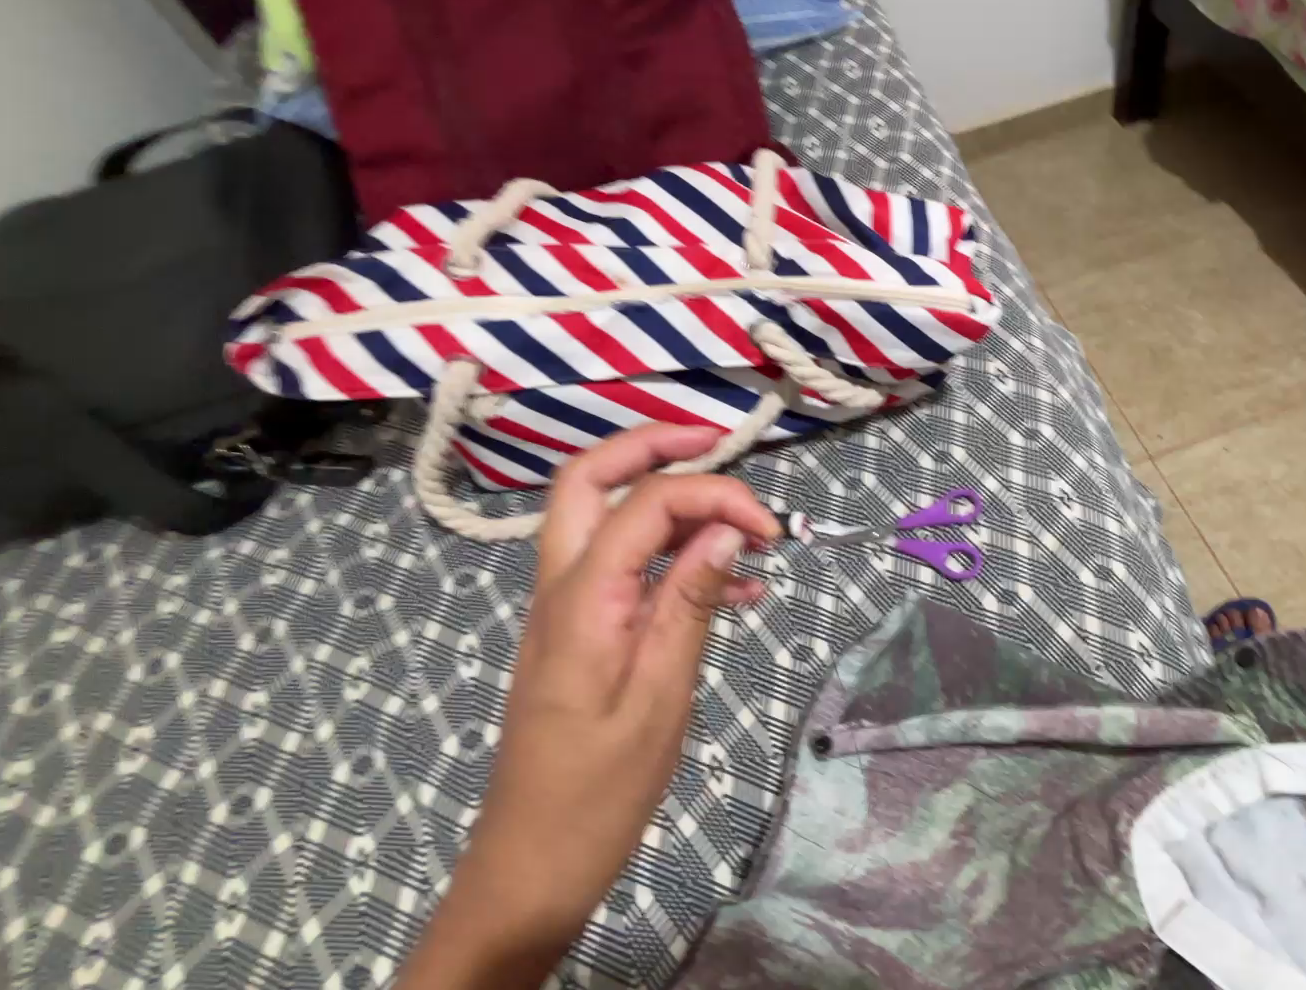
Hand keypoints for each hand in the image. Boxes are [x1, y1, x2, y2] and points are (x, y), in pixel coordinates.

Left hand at [399, 426, 780, 989]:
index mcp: (583, 596)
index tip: (772, 531)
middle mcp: (564, 584)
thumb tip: (728, 529)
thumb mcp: (662, 694)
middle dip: (654, 447)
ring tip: (740, 526)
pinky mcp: (584, 631)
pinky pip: (627, 568)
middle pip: (592, 479)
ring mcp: (569, 606)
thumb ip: (691, 601)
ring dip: (669, 502)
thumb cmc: (600, 789)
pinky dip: (675, 557)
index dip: (716, 497)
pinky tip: (735, 589)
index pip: (649, 503)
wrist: (533, 862)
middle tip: (717, 442)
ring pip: (609, 518)